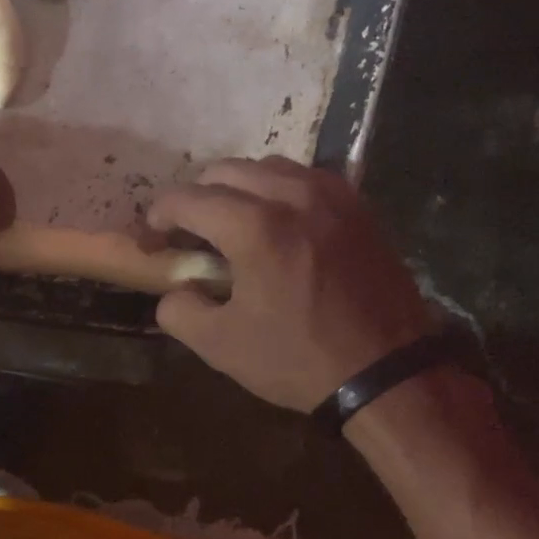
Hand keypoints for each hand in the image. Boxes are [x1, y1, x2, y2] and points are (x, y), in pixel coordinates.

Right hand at [148, 157, 432, 411]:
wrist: (388, 372)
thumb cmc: (296, 357)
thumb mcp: (216, 343)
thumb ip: (177, 308)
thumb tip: (177, 289)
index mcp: (255, 228)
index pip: (187, 199)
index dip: (157, 216)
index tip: (151, 240)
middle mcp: (295, 198)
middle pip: (226, 171)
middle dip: (194, 198)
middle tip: (185, 233)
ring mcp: (334, 198)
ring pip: (268, 167)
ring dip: (237, 190)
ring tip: (227, 226)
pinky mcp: (359, 209)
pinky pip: (305, 179)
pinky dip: (276, 192)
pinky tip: (271, 226)